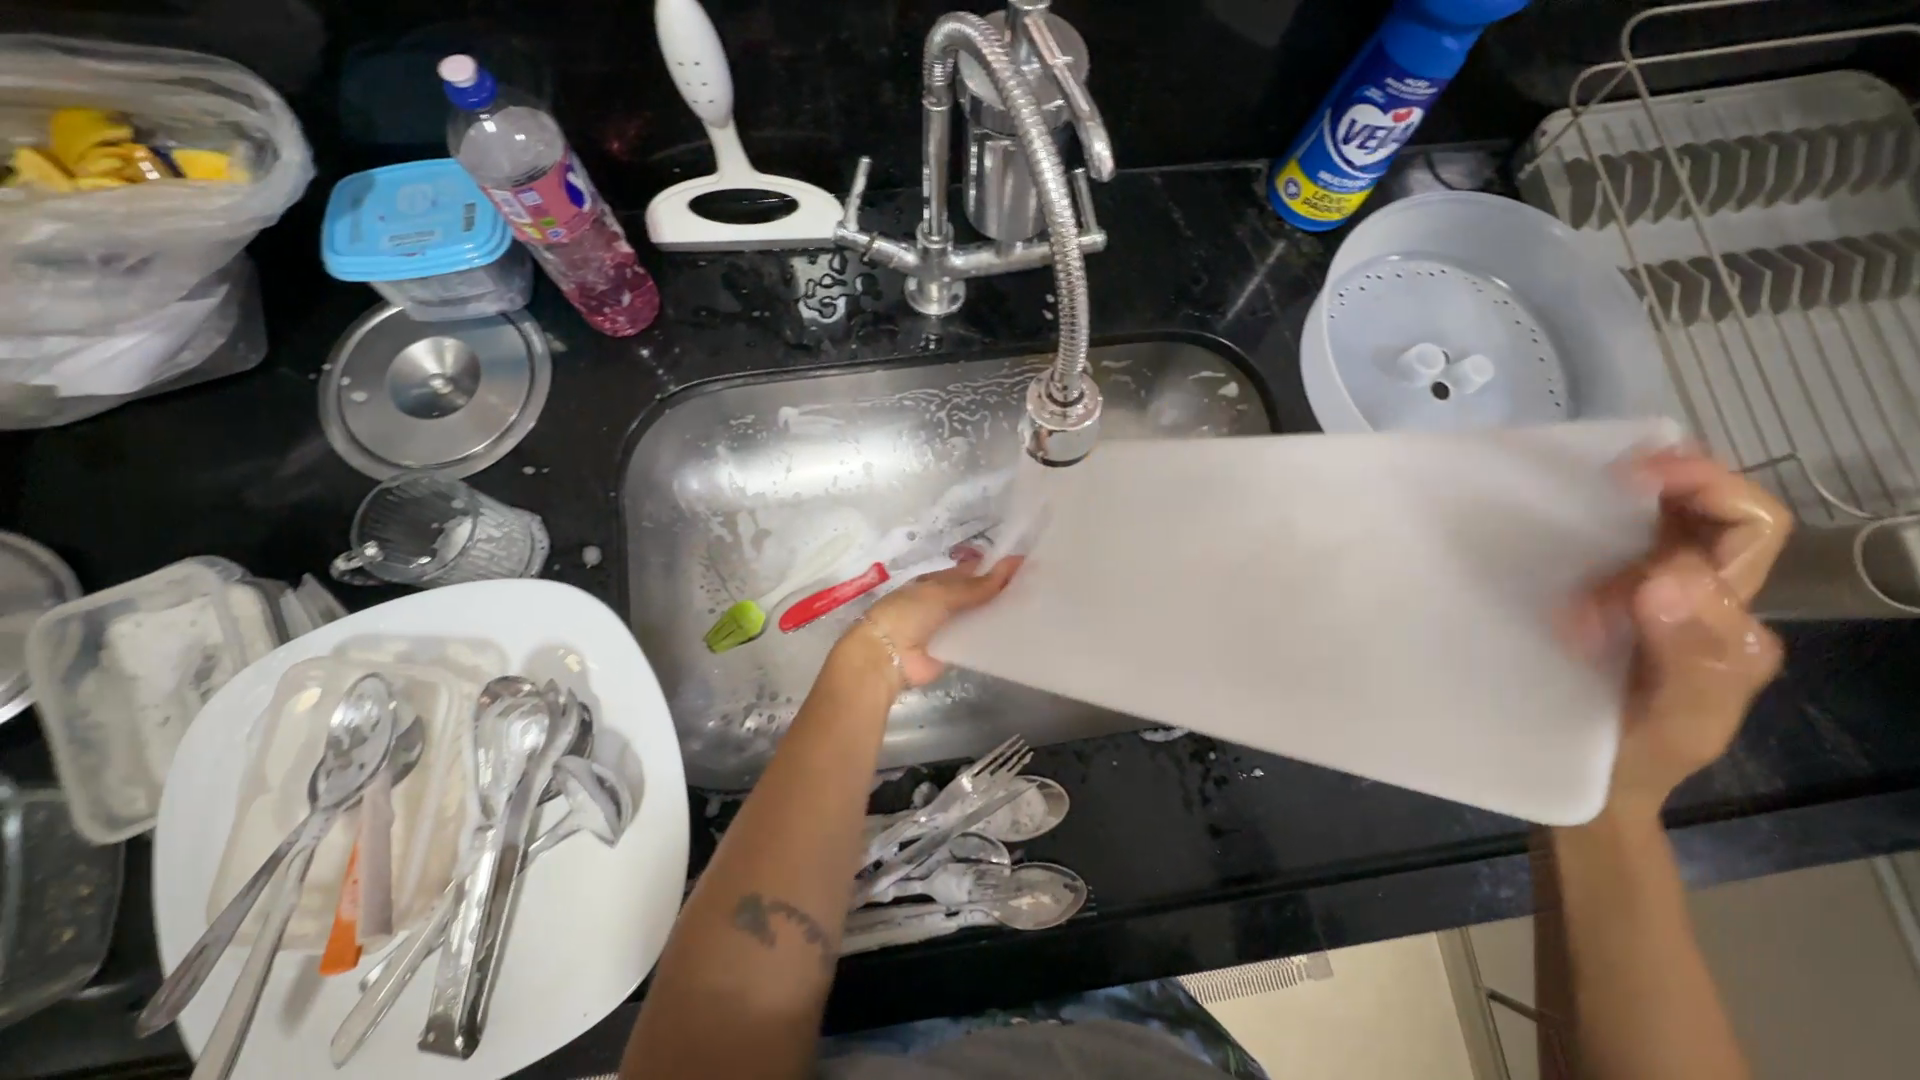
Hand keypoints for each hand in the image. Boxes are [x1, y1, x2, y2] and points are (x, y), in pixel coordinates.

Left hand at [845, 556, 1021, 688]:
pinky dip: (994, 639)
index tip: (1027, 566)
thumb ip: (976, 585)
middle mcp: (945, 603)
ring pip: (981, 618)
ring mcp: (950, 627)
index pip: (972, 571)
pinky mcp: (955, 651)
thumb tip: (1011, 566)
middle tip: (1039, 589)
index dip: (996, 568)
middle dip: (1002, 592)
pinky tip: (1020, 635)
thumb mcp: (942, 593)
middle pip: (978, 595)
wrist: (886, 656)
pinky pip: (978, 642)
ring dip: (1001, 615)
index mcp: (937, 581)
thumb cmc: (908, 614)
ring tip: (1037, 610)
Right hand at [1560, 448, 1791, 817]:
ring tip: (1563, 582)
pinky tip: (1551, 574)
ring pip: (1648, 529)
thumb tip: (1665, 579)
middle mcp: (1704, 597)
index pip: (1750, 527)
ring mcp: (1653, 599)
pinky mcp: (1606, 603)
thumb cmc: (1641, 756)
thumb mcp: (1680, 720)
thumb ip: (1690, 657)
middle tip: (1593, 489)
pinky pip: (1604, 554)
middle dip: (1657, 492)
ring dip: (1603, 527)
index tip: (1634, 475)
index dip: (1708, 486)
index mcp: (1733, 617)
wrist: (1597, 787)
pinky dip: (1578, 546)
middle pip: (1703, 514)